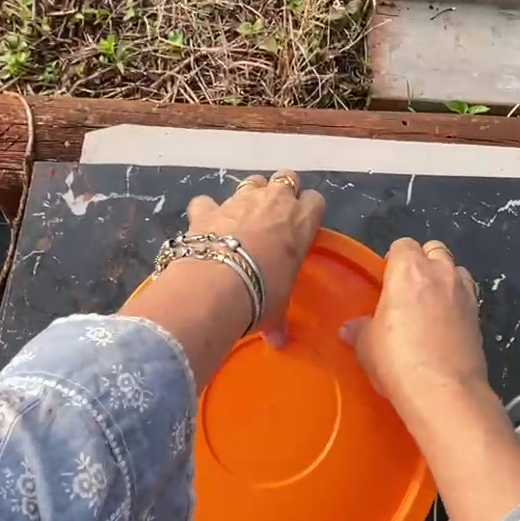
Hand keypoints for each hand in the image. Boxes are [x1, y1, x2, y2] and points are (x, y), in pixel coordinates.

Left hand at [184, 170, 325, 346]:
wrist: (217, 286)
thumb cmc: (262, 295)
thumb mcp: (277, 309)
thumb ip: (278, 320)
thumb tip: (280, 342)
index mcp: (301, 222)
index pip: (315, 201)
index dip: (308, 210)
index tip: (302, 225)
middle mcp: (274, 202)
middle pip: (286, 178)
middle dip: (282, 190)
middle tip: (275, 215)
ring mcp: (239, 201)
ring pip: (252, 181)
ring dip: (249, 194)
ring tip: (243, 218)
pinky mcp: (207, 209)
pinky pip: (207, 201)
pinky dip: (206, 211)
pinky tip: (204, 226)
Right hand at [342, 238, 488, 417]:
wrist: (445, 392)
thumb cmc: (398, 360)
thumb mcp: (367, 346)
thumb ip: (360, 330)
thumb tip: (349, 329)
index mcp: (408, 269)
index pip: (403, 244)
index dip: (394, 259)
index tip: (387, 278)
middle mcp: (439, 272)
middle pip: (434, 249)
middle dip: (424, 261)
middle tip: (410, 288)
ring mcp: (464, 292)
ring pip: (456, 269)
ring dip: (445, 279)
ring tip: (432, 304)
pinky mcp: (479, 315)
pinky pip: (468, 295)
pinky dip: (459, 301)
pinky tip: (448, 324)